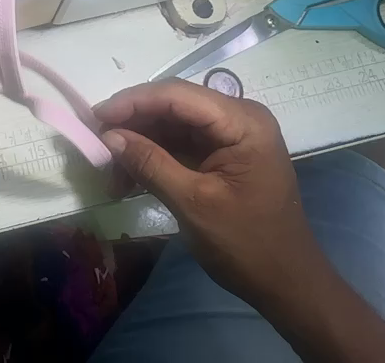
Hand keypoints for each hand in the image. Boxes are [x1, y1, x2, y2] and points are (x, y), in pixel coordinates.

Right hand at [94, 80, 317, 304]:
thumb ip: (151, 164)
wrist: (289, 287)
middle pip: (173, 105)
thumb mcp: (194, 204)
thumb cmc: (248, 246)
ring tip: (110, 170)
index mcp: (242, 121)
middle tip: (97, 142)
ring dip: (140, 143)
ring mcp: (231, 134)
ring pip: (172, 123)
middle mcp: (238, 117)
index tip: (95, 117)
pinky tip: (128, 177)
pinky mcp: (223, 152)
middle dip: (133, 123)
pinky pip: (180, 142)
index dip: (133, 102)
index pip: (177, 96)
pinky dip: (154, 157)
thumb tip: (109, 136)